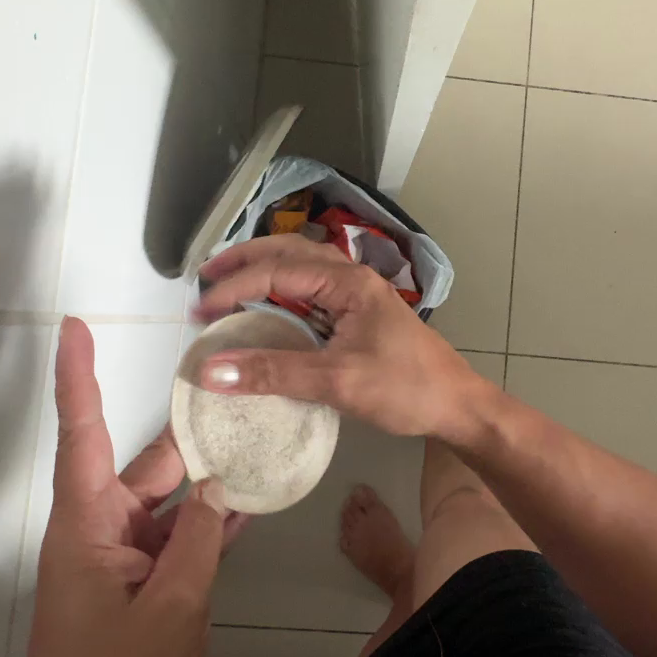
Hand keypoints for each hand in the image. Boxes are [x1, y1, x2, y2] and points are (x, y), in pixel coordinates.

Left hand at [3, 318, 248, 656]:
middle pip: (146, 468)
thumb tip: (219, 488)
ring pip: (167, 503)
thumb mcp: (173, 608)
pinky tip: (245, 508)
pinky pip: (172, 538)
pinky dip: (203, 526)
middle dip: (190, 445)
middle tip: (237, 408)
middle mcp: (99, 531)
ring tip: (257, 455)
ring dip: (207, 490)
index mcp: (88, 527)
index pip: (81, 435)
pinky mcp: (135, 581)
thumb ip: (201, 539)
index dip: (78, 378)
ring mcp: (118, 558)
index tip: (73, 326)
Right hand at [193, 235, 500, 441]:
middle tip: (205, 275)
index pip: (278, 271)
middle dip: (246, 259)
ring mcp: (359, 294)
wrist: (457, 405)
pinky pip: (314, 290)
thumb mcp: (337, 382)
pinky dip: (284, 291)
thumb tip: (209, 370)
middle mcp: (353, 278)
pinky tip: (268, 307)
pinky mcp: (361, 313)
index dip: (234, 287)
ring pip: (304, 266)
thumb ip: (274, 373)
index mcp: (349, 282)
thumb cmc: (404, 389)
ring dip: (265, 269)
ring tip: (228, 283)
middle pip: (290, 251)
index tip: (199, 311)